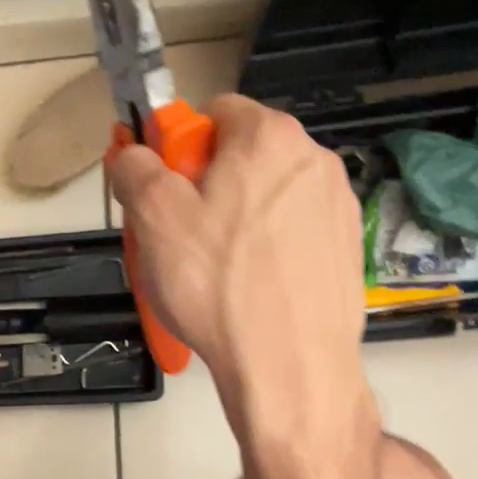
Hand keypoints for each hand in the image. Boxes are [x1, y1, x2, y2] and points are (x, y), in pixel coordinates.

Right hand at [108, 95, 369, 445]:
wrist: (288, 364)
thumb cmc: (215, 284)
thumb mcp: (153, 218)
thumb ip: (135, 169)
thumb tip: (131, 154)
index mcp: (267, 137)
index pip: (210, 114)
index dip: (175, 150)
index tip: (159, 195)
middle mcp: (313, 158)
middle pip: (239, 157)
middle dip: (202, 189)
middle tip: (176, 241)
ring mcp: (337, 205)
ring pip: (263, 199)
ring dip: (231, 222)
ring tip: (210, 276)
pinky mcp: (346, 249)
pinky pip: (289, 235)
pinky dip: (263, 253)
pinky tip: (245, 292)